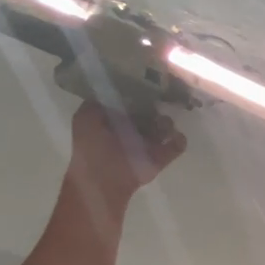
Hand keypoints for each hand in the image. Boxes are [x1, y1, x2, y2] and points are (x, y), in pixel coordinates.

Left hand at [66, 104, 187, 200]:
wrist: (104, 179)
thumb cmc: (91, 147)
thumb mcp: (86, 118)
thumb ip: (100, 104)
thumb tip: (119, 93)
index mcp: (109, 118)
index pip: (124, 101)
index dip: (132, 93)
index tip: (141, 86)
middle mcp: (129, 129)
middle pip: (146, 114)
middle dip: (152, 108)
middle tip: (157, 103)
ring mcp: (146, 145)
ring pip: (161, 129)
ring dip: (165, 124)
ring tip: (164, 122)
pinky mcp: (160, 158)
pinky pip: (174, 147)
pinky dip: (178, 141)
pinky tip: (178, 136)